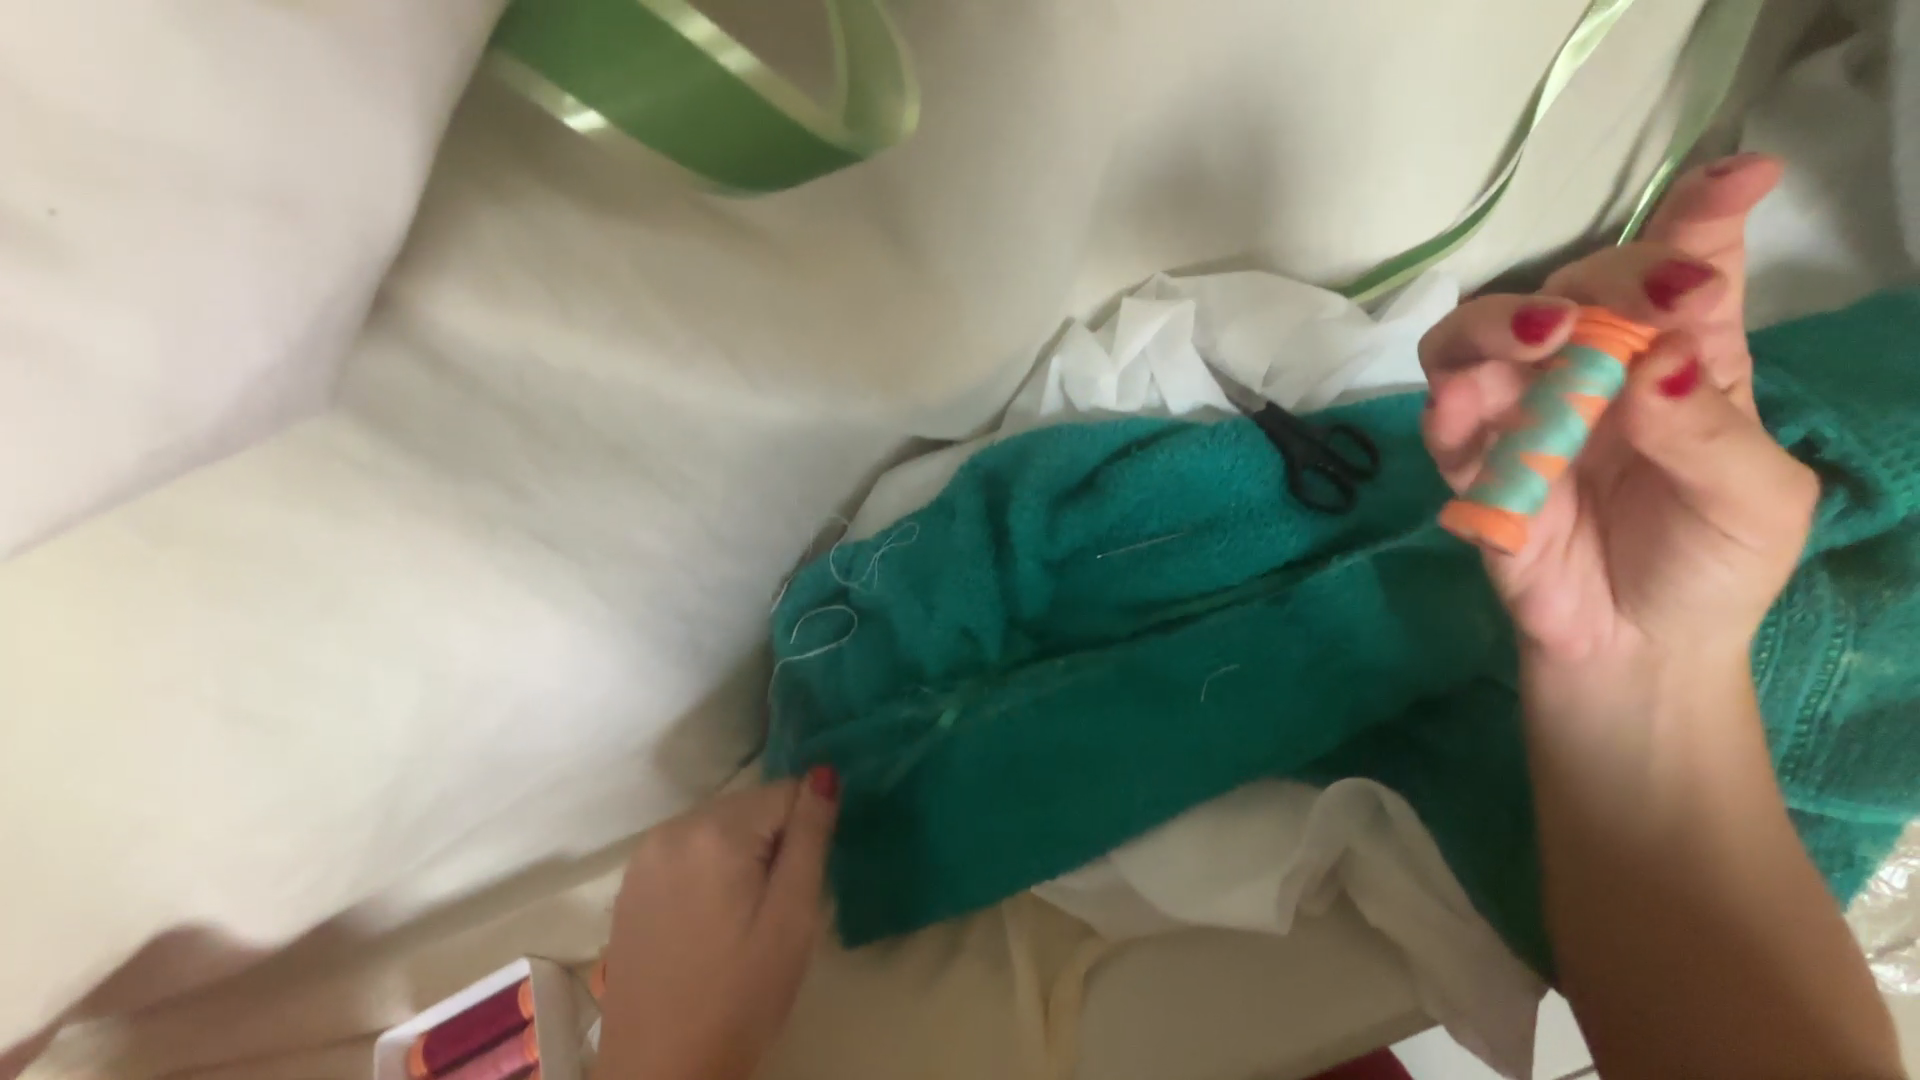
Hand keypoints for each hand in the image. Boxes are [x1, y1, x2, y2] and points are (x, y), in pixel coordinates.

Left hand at [596, 770, 839, 1079]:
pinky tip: (709, 922)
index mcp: (716, 830)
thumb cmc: (741, 995)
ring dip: (740, 856)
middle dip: (771, 844)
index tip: (798, 887)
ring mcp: (645, 855)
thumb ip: (811, 836)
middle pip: (749, 807)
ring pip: (719, 827)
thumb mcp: (792, 917)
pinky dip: (708, 870)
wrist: (661, 1072)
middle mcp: (673, 827)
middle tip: (773, 910)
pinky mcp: (630, 883)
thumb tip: (824, 773)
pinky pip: (687, 851)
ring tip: (741, 920)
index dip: (804, 835)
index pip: (786, 793)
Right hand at [1419, 154, 1818, 666]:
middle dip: (1609, 278)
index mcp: (1680, 362)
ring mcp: (1520, 413)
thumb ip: (1708, 432)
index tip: (1737, 178)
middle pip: (1573, 287)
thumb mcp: (1755, 500)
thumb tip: (1649, 366)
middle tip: (1647, 302)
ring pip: (1475, 335)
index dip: (1701, 218)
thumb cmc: (1710, 563)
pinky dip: (1447, 400)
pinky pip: (1441, 416)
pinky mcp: (1469, 461)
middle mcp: (1592, 371)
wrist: (1633, 643)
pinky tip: (1464, 404)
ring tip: (1542, 338)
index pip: (1687, 272)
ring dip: (1498, 323)